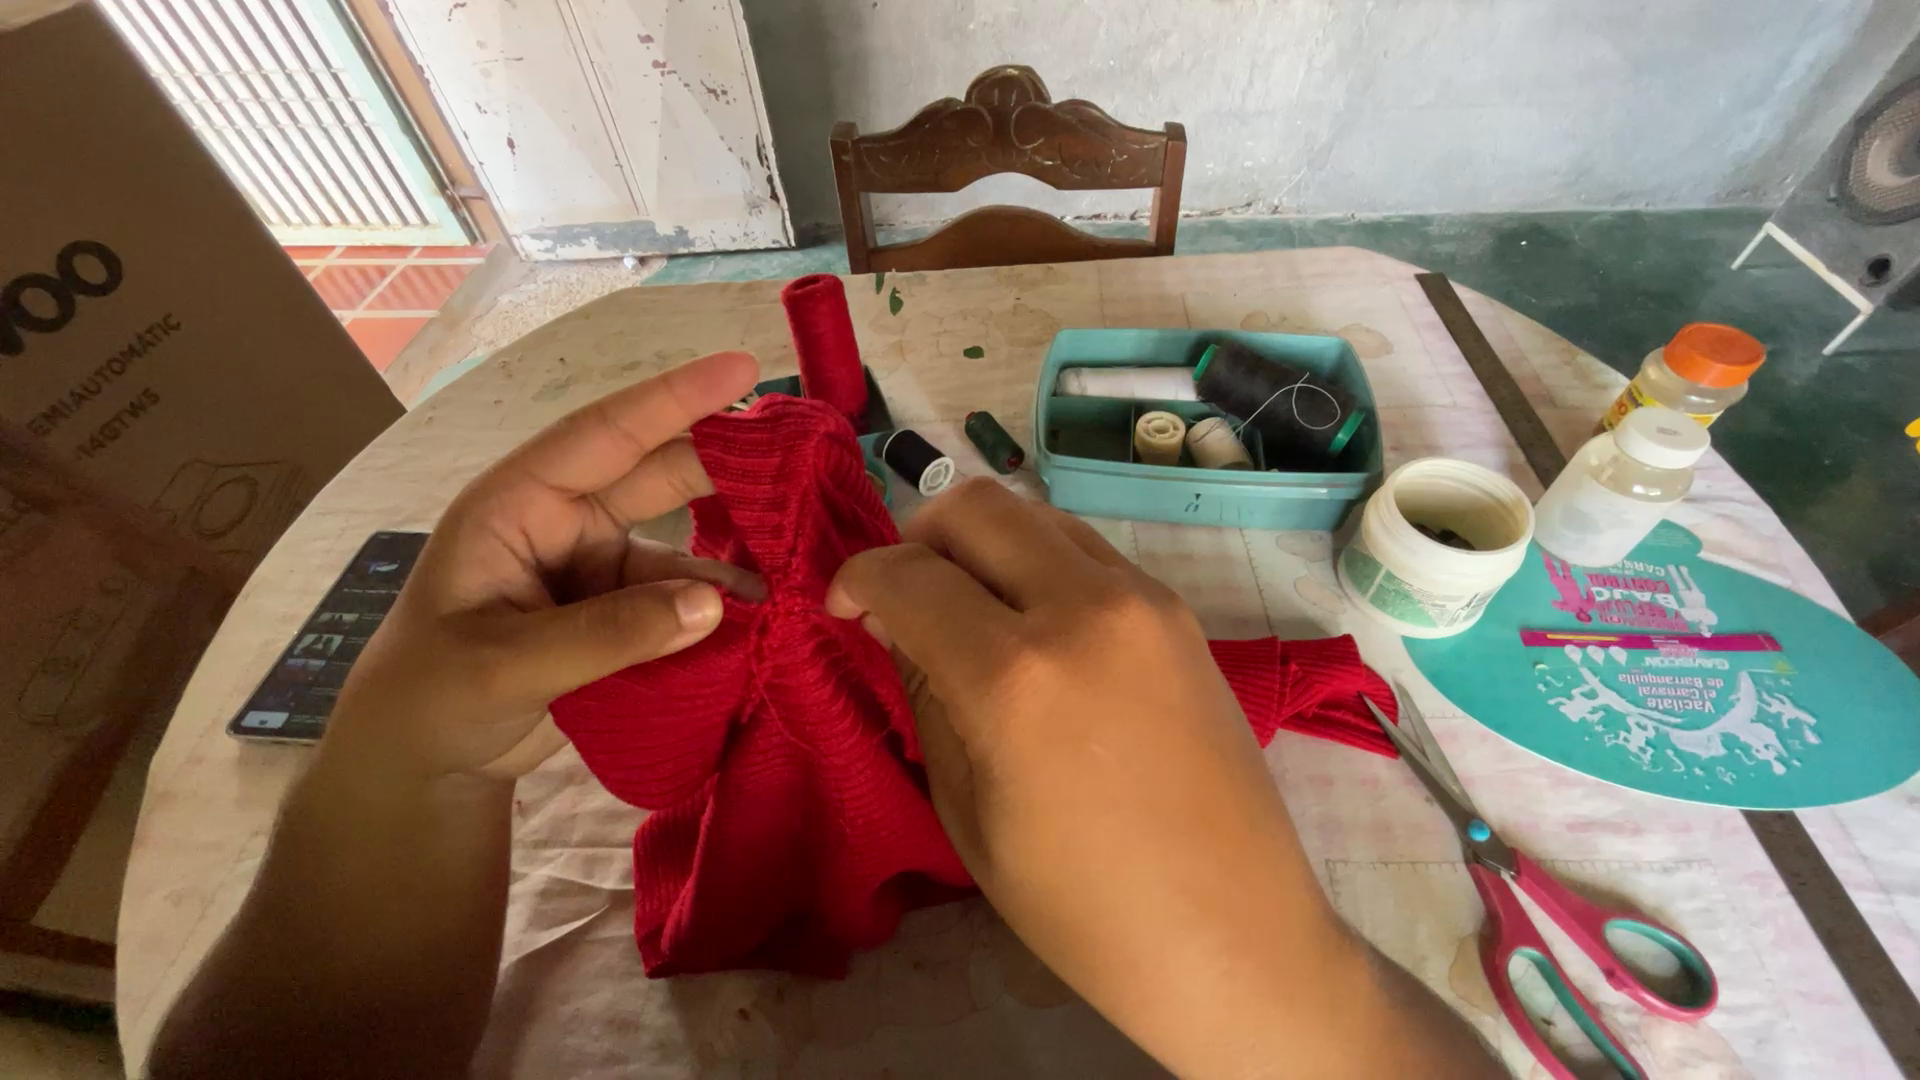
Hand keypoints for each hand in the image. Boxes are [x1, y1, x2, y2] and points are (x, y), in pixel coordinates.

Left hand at [324, 350, 765, 780]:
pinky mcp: (622, 611)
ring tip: (799, 551)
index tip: (743, 368)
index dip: (674, 398)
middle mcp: (564, 521)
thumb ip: (610, 633)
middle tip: (800, 455)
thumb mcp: (505, 663)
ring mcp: (598, 568)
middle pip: (657, 476)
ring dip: (733, 548)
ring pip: (682, 541)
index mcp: (518, 504)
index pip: (604, 435)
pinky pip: (683, 595)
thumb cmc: (429, 698)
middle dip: (725, 464)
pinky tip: (764, 610)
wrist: (424, 766)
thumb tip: (717, 603)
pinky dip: (721, 602)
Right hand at [826, 479, 1496, 1078]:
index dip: (857, 579)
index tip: (845, 606)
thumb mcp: (969, 808)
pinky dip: (1037, 560)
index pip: (908, 574)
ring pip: (1034, 513)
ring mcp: (1142, 598)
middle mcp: (1082, 607)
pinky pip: (1084, 549)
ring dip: (981, 541)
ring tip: (968, 604)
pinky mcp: (1177, 609)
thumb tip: (895, 620)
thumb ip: (925, 691)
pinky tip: (1034, 621)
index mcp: (1014, 676)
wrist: (1235, 932)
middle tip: (905, 593)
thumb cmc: (1081, 905)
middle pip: (974, 505)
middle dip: (917, 534)